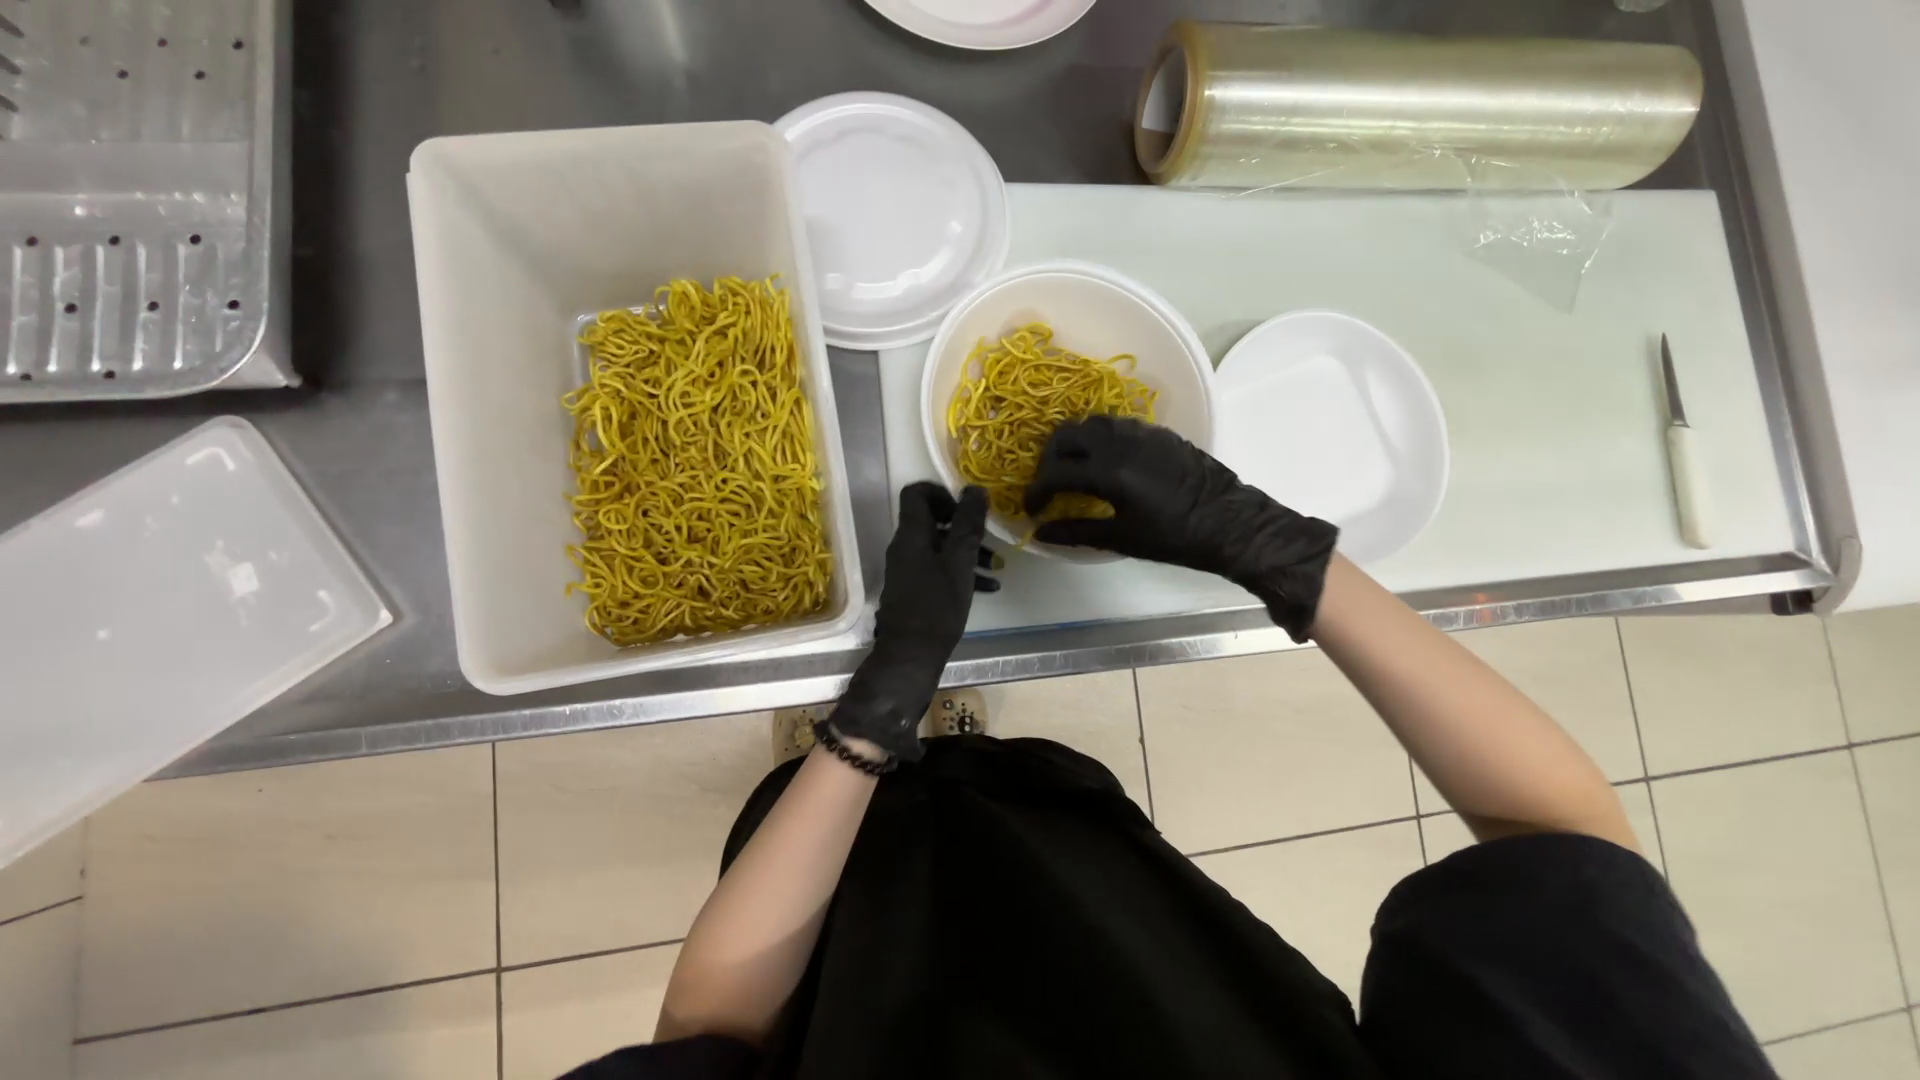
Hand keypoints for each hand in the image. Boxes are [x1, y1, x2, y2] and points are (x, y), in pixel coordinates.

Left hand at [831, 483, 994, 760]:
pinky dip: (960, 572)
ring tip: (996, 567)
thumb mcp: (959, 562)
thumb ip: (967, 525)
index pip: (917, 493)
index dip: (942, 493)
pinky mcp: (913, 590)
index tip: (966, 509)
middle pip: (932, 521)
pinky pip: (938, 569)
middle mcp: (904, 547)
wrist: (911, 654)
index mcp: (911, 535)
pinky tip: (988, 588)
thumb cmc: (937, 606)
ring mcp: (907, 569)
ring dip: (968, 552)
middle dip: (964, 527)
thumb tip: (974, 489)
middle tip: (988, 539)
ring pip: (939, 547)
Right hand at [1024, 416, 1338, 640]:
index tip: (1032, 509)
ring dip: (1074, 443)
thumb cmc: (1175, 537)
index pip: (1055, 473)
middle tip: (1050, 485)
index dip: (1037, 492)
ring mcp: (1140, 432)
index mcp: (1107, 471)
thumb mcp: (1122, 538)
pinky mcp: (1158, 432)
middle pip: (1066, 436)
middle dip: (1049, 459)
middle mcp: (1119, 442)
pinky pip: (1116, 425)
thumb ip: (1076, 532)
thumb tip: (1041, 532)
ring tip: (1074, 469)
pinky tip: (1106, 462)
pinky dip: (1099, 439)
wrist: (1231, 522)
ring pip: (1091, 424)